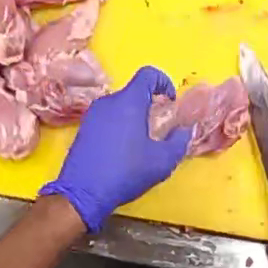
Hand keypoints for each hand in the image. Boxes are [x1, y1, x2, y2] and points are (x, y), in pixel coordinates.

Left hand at [39, 66, 192, 232]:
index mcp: (128, 102)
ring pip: (118, 107)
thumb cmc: (125, 173)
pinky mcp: (82, 130)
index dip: (164, 82)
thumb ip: (179, 142)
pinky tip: (121, 152)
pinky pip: (106, 120)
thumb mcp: (162, 161)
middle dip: (148, 105)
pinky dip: (118, 128)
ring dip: (132, 118)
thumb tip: (185, 130)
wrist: (82, 193)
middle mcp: (107, 102)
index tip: (169, 101)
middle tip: (157, 128)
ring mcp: (91, 116)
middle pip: (133, 92)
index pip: (148, 74)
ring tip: (140, 143)